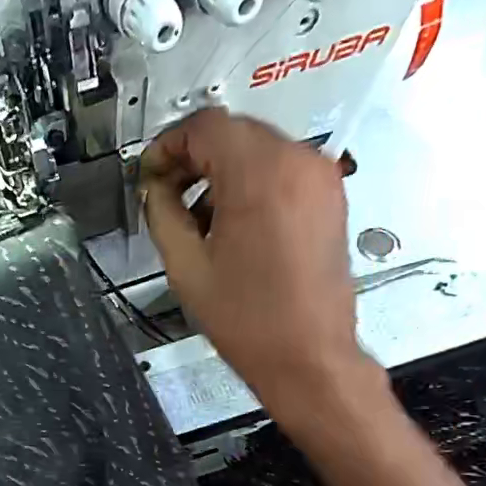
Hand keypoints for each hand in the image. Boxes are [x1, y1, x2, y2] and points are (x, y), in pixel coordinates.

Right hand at [140, 109, 385, 431]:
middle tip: (169, 188)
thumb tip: (156, 190)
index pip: (205, 126)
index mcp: (261, 176)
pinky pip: (284, 171)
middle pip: (234, 131)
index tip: (154, 169)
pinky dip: (255, 183)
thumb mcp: (188, 267)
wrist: (309, 359)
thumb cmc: (258, 325)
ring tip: (201, 215)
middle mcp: (299, 166)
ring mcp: (321, 181)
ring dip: (224, 171)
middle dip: (196, 157)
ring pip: (259, 149)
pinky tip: (234, 221)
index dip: (169, 145)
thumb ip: (162, 213)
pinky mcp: (330, 200)